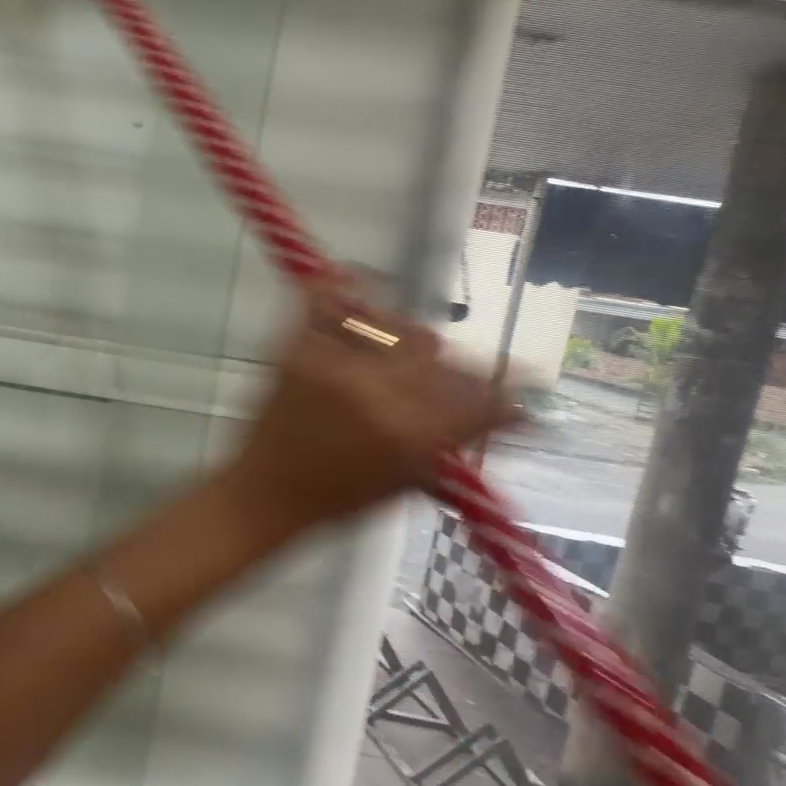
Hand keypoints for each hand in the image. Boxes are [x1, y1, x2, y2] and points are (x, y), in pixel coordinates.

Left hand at [214, 284, 518, 535]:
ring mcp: (333, 365)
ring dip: (402, 333)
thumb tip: (515, 413)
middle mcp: (377, 391)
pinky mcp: (297, 351)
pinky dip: (340, 288)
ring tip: (398, 348)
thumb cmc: (337, 500)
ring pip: (392, 324)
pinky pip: (325, 301)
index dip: (506, 390)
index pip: (478, 395)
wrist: (264, 494)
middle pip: (435, 350)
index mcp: (410, 432)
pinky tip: (355, 286)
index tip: (522, 382)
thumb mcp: (408, 481)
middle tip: (443, 374)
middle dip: (451, 364)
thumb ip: (456, 441)